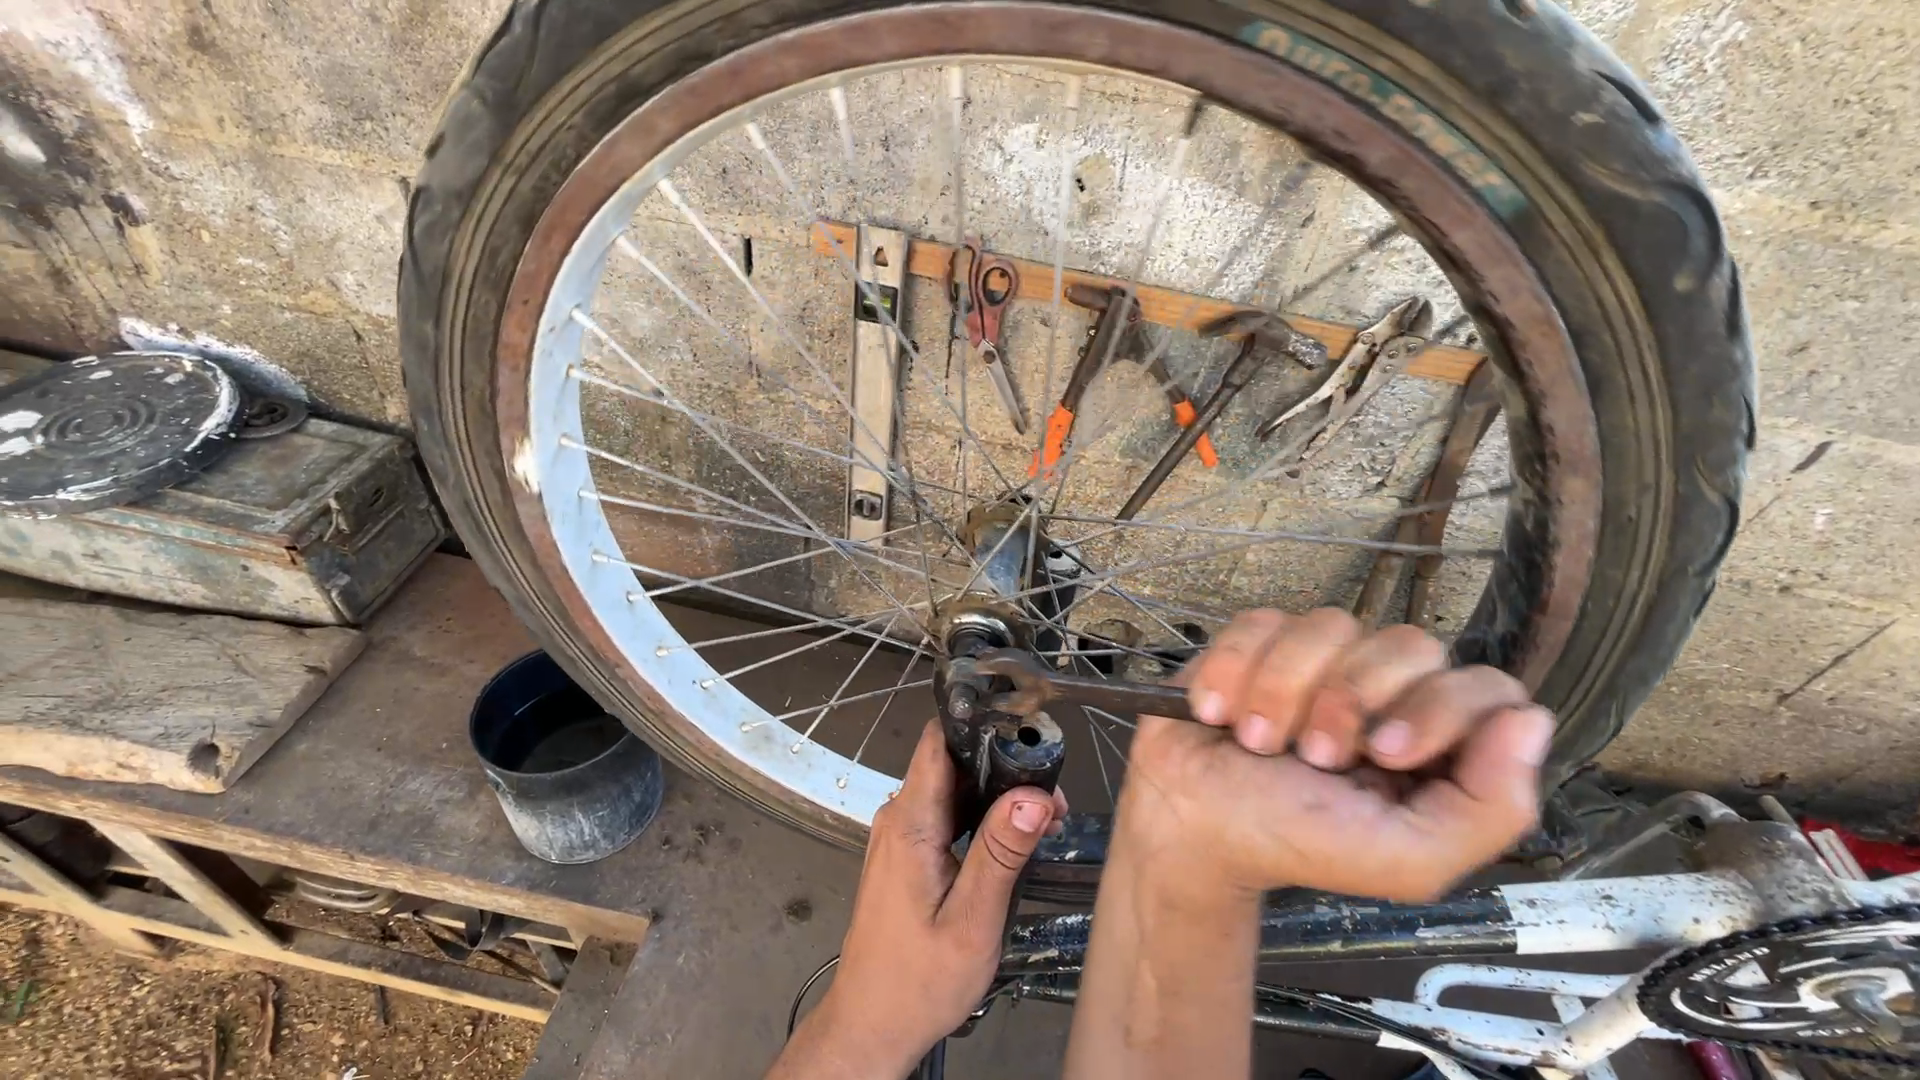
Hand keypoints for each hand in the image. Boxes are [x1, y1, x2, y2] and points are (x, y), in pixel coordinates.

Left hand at [776, 721, 1067, 1078]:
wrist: (872, 1025)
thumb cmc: (918, 981)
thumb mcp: (972, 921)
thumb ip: (1001, 853)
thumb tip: (1033, 796)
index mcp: (910, 823)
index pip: (938, 742)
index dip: (981, 727)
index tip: (1027, 735)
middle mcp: (899, 818)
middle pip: (952, 765)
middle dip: (1003, 769)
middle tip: (1051, 800)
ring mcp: (899, 836)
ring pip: (952, 791)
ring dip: (995, 798)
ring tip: (1041, 820)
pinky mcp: (906, 855)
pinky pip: (945, 818)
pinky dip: (979, 821)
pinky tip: (1010, 841)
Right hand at [1122, 607, 1552, 903]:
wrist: (1188, 824)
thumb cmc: (1293, 842)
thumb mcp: (1406, 859)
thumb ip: (1489, 808)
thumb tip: (1529, 719)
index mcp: (1434, 741)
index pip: (1483, 687)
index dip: (1437, 709)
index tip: (1382, 753)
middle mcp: (1384, 688)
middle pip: (1409, 643)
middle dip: (1348, 701)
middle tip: (1308, 755)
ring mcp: (1317, 657)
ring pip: (1329, 625)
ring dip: (1281, 690)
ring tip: (1251, 739)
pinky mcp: (1255, 640)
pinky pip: (1261, 622)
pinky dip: (1234, 669)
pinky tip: (1216, 711)